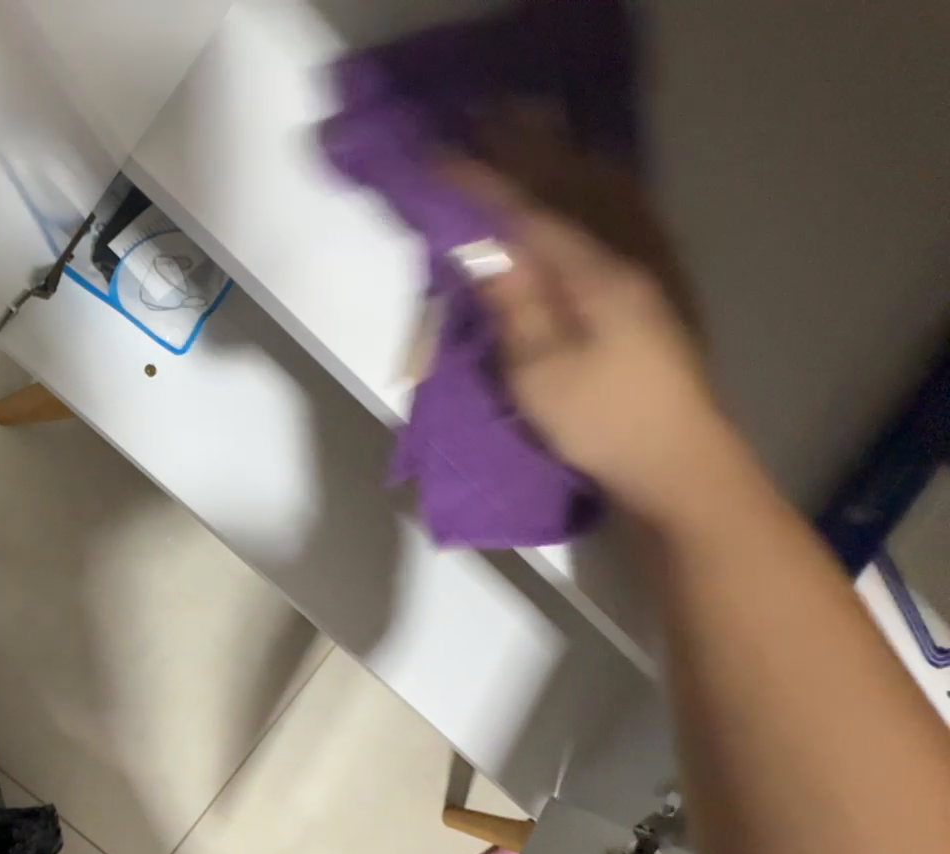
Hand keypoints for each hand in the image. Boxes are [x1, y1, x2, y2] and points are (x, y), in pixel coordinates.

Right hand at [449, 152, 736, 523]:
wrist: (673, 461)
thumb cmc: (596, 420)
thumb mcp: (539, 369)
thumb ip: (513, 303)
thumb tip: (480, 247)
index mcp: (597, 277)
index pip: (529, 216)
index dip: (482, 186)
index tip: (437, 161)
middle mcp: (629, 257)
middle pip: (572, 191)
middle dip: (522, 159)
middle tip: (476, 134)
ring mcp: (647, 272)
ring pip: (602, 199)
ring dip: (559, 167)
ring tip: (522, 144)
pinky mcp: (650, 291)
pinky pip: (621, 220)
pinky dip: (591, 194)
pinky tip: (578, 191)